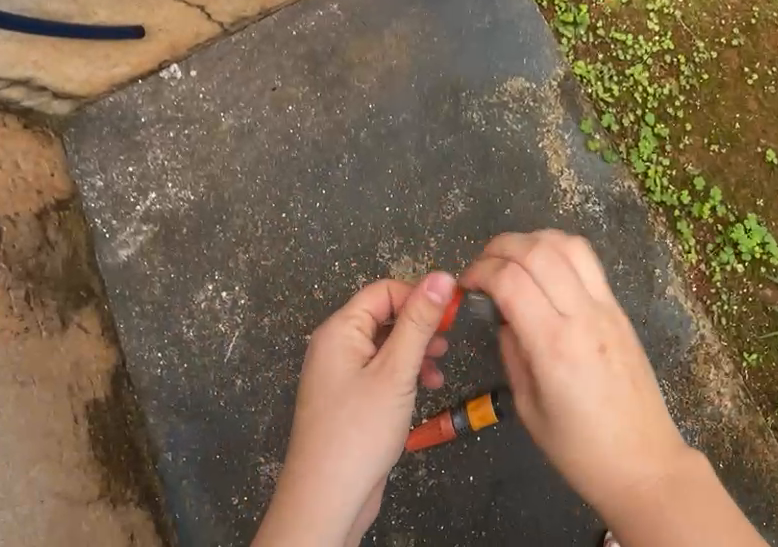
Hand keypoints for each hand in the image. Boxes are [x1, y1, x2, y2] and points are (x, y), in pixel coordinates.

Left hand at [253, 272, 454, 546]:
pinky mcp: (349, 398)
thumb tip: (442, 275)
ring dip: (416, 350)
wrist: (326, 502)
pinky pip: (381, 369)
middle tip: (449, 341)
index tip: (451, 314)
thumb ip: (419, 321)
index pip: (384, 290)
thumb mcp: (397, 371)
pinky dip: (404, 372)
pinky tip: (425, 387)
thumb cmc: (360, 430)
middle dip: (419, 325)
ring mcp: (340, 374)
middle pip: (385, 315)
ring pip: (386, 343)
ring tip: (440, 367)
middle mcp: (336, 345)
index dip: (419, 296)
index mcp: (340, 330)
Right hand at [460, 231, 692, 517]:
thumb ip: (512, 353)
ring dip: (533, 240)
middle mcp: (582, 315)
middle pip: (538, 251)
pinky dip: (559, 250)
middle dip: (500, 246)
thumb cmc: (580, 450)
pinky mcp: (619, 308)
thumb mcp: (529, 409)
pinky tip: (544, 267)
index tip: (465, 285)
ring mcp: (606, 306)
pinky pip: (589, 261)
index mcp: (554, 345)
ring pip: (569, 245)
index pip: (510, 280)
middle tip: (481, 264)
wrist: (644, 461)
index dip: (480, 272)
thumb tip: (503, 317)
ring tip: (512, 258)